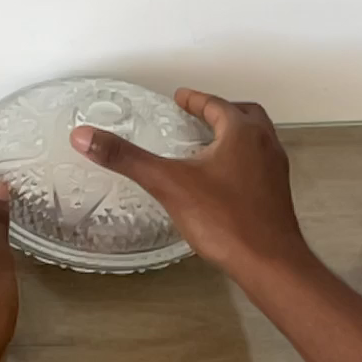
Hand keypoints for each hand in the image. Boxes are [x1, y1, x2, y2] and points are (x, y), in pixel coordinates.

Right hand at [70, 89, 314, 277]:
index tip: (180, 98)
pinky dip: (240, 160)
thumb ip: (126, 158)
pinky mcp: (276, 196)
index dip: (196, 100)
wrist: (269, 264)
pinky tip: (219, 180)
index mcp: (242, 134)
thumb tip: (85, 136)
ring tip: (205, 144)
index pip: (217, 105)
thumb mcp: (167, 183)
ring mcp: (275, 172)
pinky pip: (258, 165)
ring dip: (234, 135)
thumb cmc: (225, 220)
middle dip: (221, 111)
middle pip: (246, 116)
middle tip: (197, 115)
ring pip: (256, 140)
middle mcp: (265, 146)